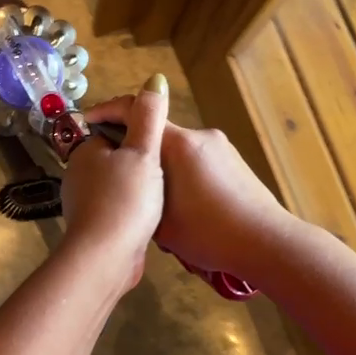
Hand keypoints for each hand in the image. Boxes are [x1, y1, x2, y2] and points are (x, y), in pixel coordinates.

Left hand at [60, 75, 168, 292]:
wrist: (106, 258)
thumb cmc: (125, 200)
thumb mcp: (144, 152)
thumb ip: (150, 117)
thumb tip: (154, 80)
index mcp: (85, 152)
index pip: (109, 131)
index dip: (135, 134)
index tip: (158, 143)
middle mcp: (78, 176)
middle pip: (113, 160)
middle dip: (137, 163)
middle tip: (166, 170)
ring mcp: (83, 205)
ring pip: (115, 187)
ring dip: (137, 189)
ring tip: (163, 194)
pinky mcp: (93, 229)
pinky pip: (116, 211)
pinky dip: (132, 212)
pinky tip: (151, 218)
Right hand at [85, 96, 295, 286]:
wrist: (267, 243)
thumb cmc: (208, 234)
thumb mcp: (158, 219)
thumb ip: (138, 191)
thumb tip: (125, 180)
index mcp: (177, 144)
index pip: (135, 111)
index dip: (106, 113)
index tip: (88, 123)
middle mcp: (199, 136)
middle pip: (155, 133)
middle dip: (134, 150)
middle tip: (118, 177)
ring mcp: (220, 147)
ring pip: (176, 150)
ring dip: (159, 166)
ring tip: (151, 201)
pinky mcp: (234, 162)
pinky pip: (196, 161)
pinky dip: (181, 175)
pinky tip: (182, 206)